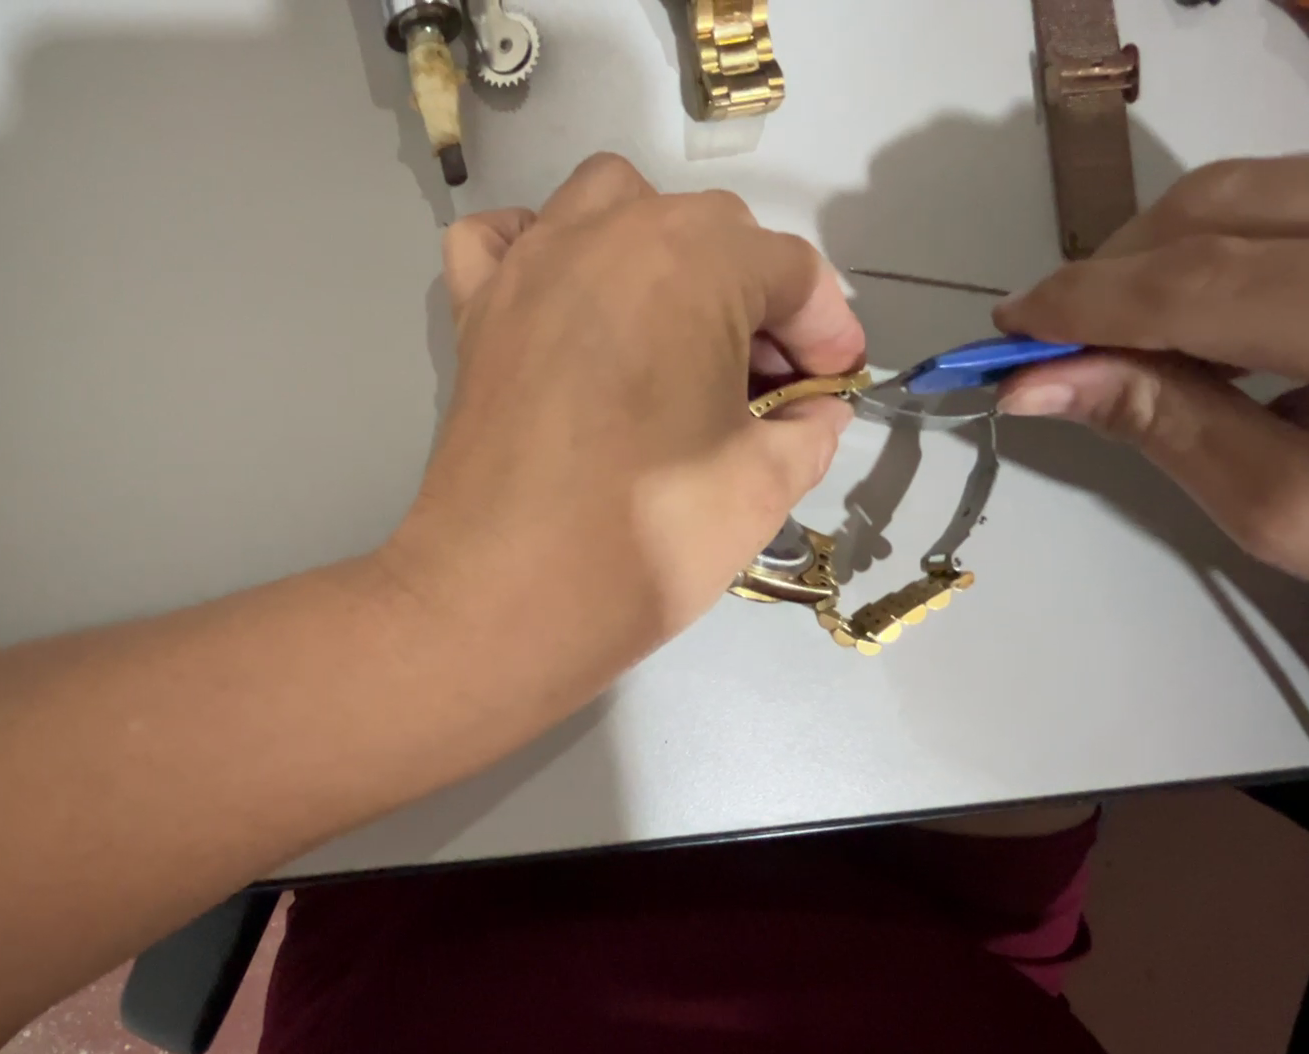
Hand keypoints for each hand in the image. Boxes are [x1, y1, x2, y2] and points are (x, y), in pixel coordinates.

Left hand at [388, 153, 863, 661]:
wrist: (504, 595)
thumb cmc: (646, 536)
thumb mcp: (763, 484)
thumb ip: (809, 429)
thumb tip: (815, 411)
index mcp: (695, 260)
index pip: (790, 269)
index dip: (826, 327)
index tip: (833, 383)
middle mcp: (608, 233)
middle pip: (706, 229)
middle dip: (749, 295)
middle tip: (758, 384)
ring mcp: (530, 266)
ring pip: (608, 204)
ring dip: (654, 249)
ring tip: (669, 330)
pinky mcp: (475, 310)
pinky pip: (502, 240)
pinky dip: (536, 249)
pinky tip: (562, 302)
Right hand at [994, 151, 1308, 631]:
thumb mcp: (1303, 514)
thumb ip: (1168, 429)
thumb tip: (1031, 383)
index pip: (1224, 285)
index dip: (1093, 301)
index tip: (1003, 334)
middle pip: (1237, 204)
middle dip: (1116, 269)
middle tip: (1058, 342)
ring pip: (1267, 184)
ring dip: (1159, 254)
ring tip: (1124, 331)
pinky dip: (1221, 243)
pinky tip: (1204, 311)